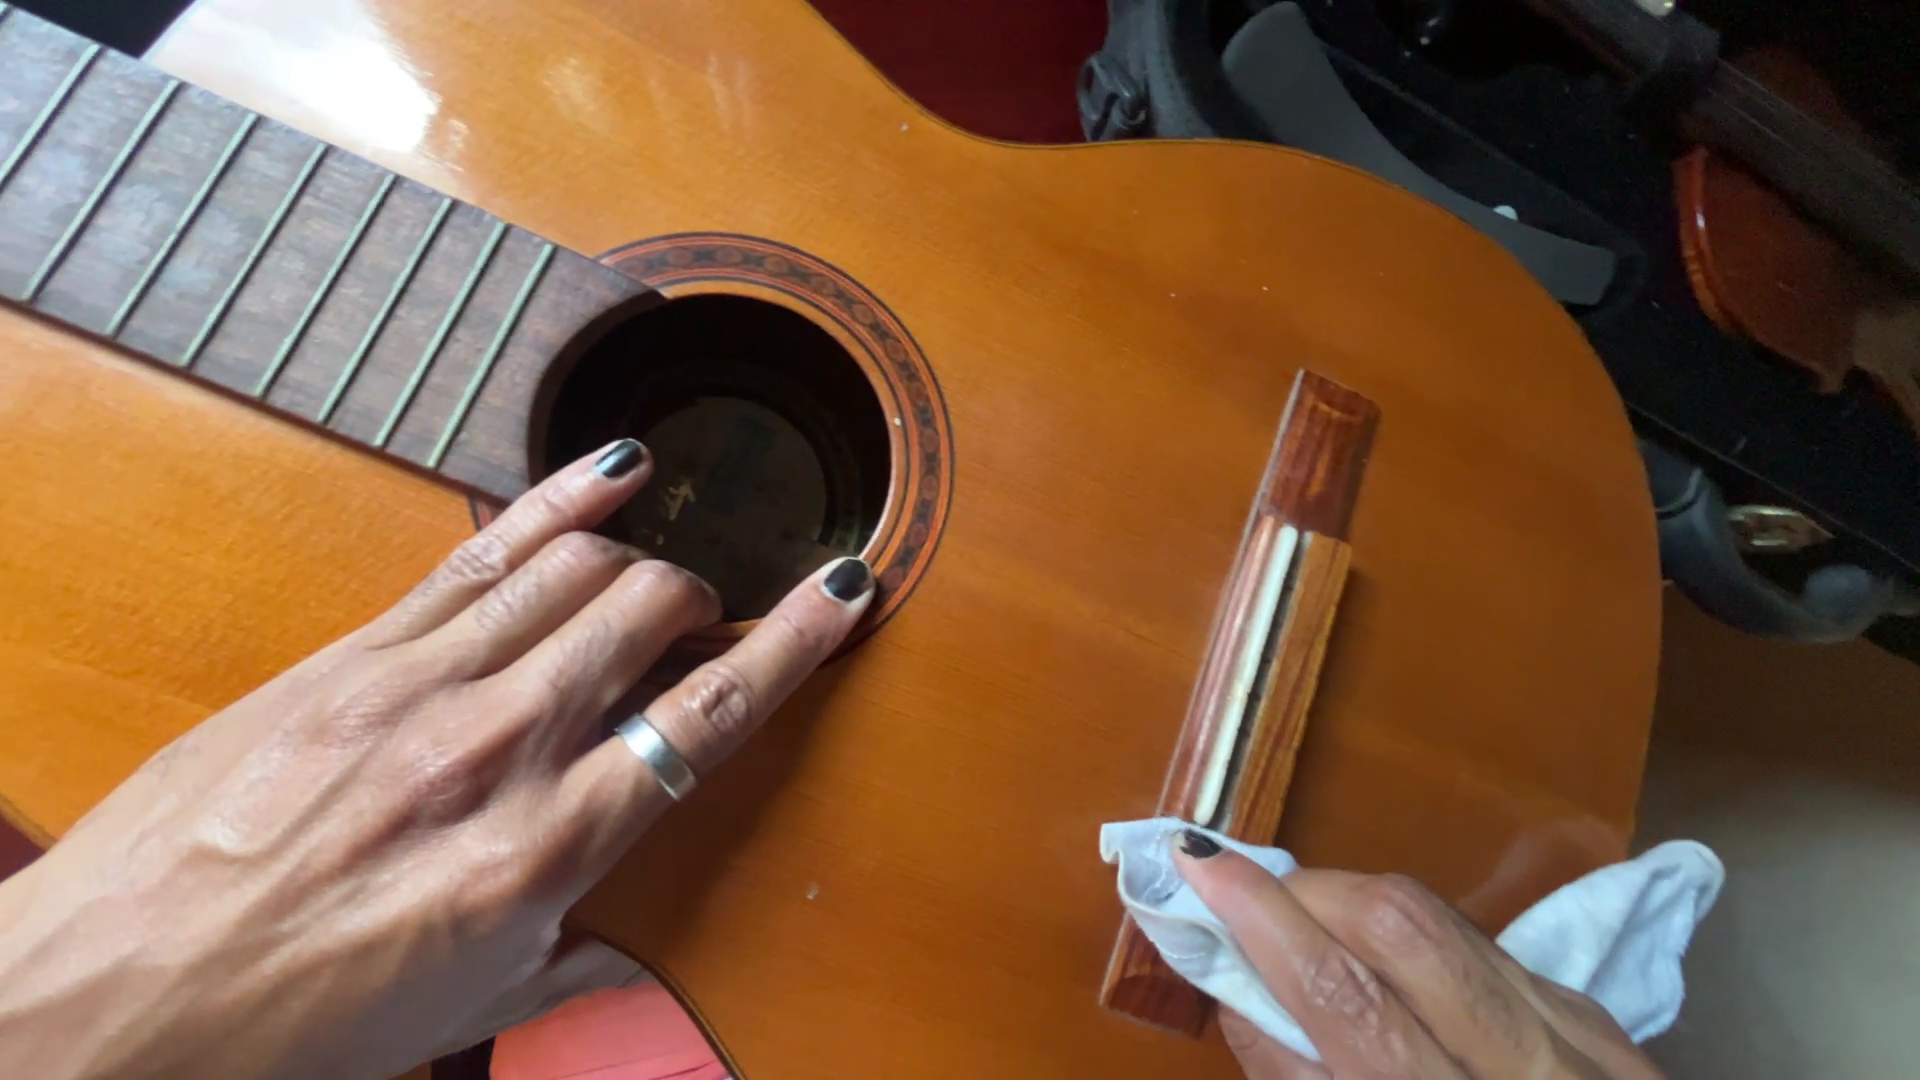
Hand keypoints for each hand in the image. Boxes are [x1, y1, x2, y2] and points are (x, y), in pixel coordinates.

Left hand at [0, 440, 874, 1079]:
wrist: (92, 1016)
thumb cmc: (310, 1018)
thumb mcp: (488, 997)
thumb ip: (600, 944)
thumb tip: (667, 932)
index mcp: (549, 845)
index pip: (711, 713)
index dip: (795, 641)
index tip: (842, 592)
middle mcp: (501, 749)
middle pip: (652, 612)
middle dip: (702, 601)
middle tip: (698, 625)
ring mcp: (424, 686)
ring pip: (581, 568)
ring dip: (641, 565)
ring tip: (647, 586)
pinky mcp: (362, 652)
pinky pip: (485, 551)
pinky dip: (565, 500)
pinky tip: (619, 468)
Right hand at [1173, 834, 1664, 1078]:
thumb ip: (1287, 1072)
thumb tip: (1233, 968)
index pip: (1345, 995)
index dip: (1263, 917)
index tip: (1200, 859)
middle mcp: (1531, 1067)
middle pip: (1399, 925)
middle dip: (1304, 891)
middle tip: (1257, 900)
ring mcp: (1575, 1032)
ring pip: (1432, 914)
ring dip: (1345, 902)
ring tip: (1313, 932)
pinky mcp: (1587, 1009)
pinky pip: (1465, 934)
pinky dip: (1398, 931)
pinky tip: (1390, 968)